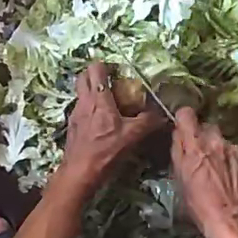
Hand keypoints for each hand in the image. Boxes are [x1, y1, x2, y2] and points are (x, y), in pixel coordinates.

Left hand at [55, 62, 161, 198]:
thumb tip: (164, 115)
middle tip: (111, 80)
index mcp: (99, 99)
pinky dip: (89, 107)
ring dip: (92, 91)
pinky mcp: (72, 125)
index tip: (120, 71)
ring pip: (81, 92)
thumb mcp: (132, 136)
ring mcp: (75, 113)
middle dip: (95, 73)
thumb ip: (148, 122)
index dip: (107, 65)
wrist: (80, 172)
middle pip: (83, 76)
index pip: (96, 69)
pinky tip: (100, 120)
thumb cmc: (106, 151)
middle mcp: (84, 101)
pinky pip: (81, 108)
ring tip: (109, 100)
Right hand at [170, 107, 237, 237]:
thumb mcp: (179, 177)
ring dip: (220, 151)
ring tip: (220, 172)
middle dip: (204, 139)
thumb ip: (178, 149)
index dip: (185, 120)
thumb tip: (178, 132)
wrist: (231, 217)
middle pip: (207, 128)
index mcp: (194, 144)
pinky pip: (237, 152)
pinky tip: (233, 176)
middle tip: (203, 157)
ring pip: (223, 141)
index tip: (185, 128)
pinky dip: (234, 160)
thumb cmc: (199, 202)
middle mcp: (215, 140)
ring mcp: (234, 147)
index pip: (186, 114)